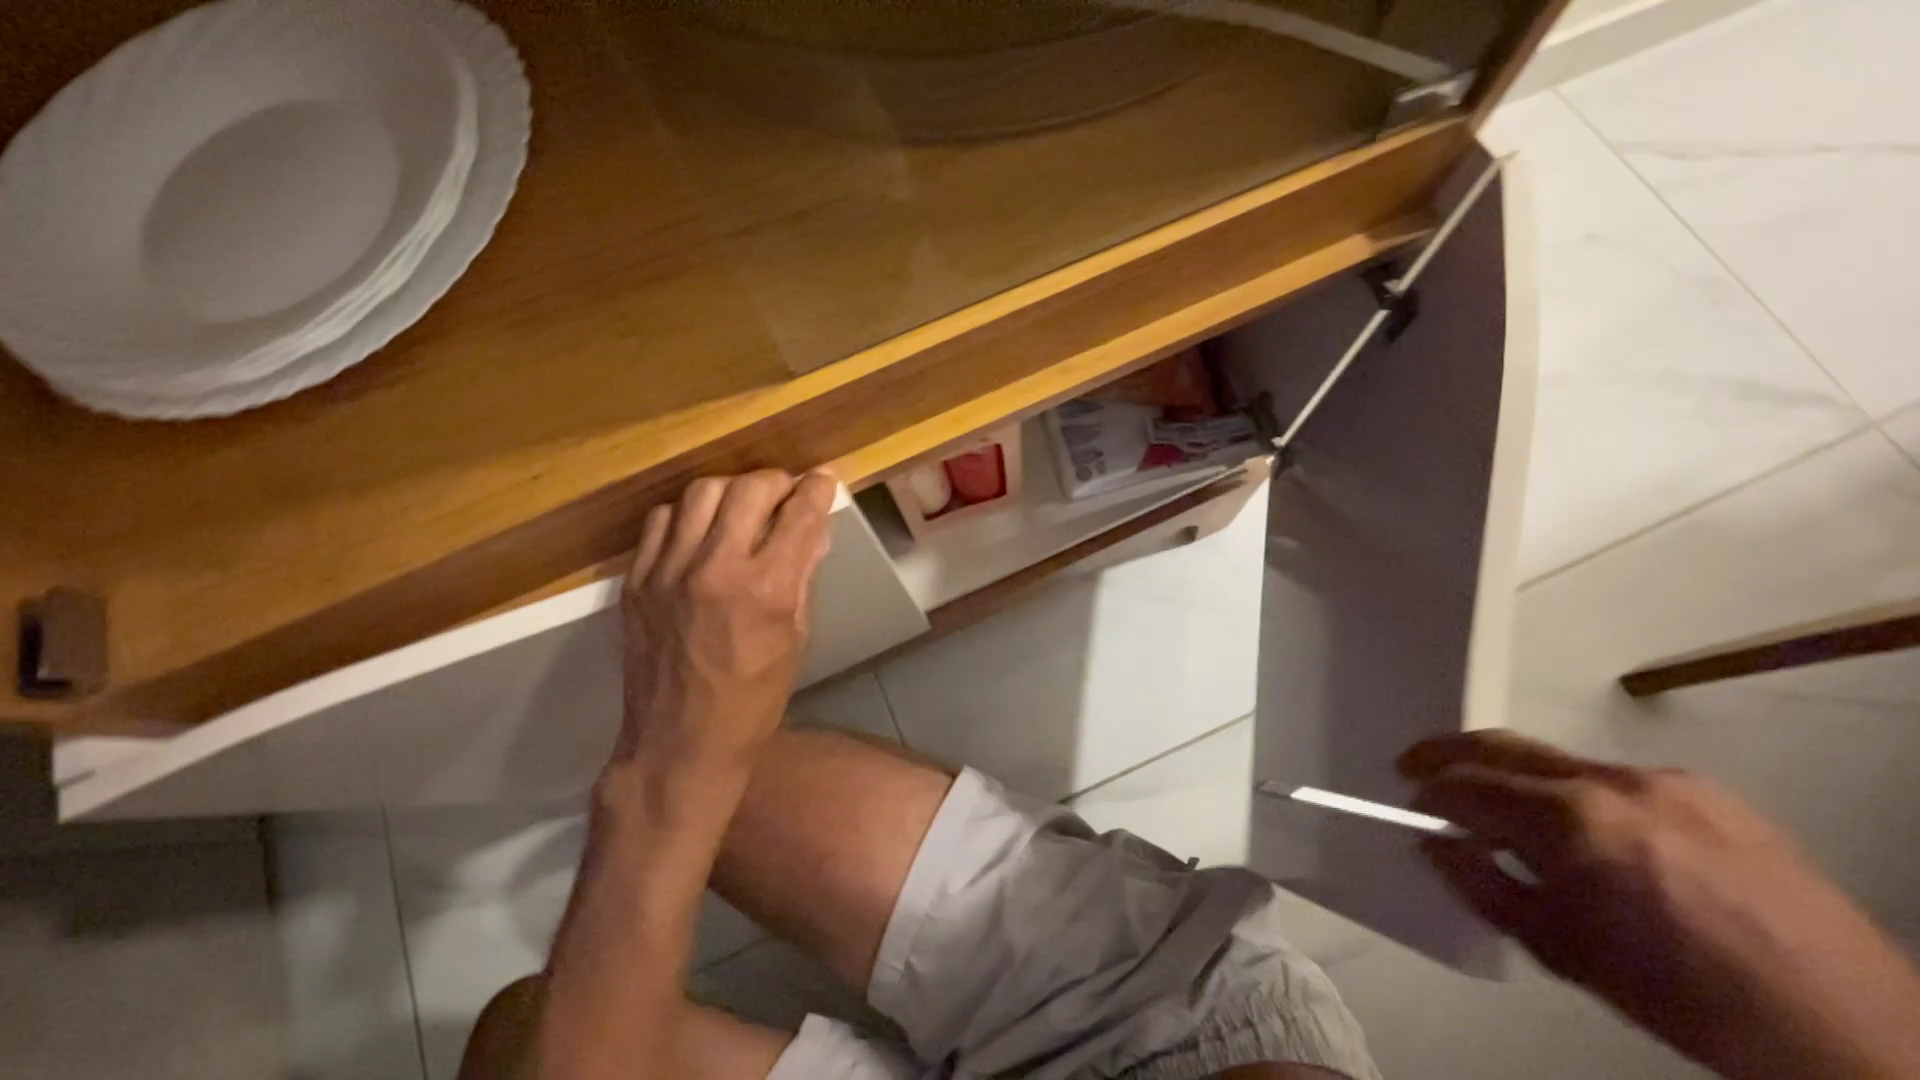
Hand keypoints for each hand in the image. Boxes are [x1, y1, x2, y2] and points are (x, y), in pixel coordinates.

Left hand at [615, 470, 835, 776]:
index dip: (817, 490)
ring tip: (743, 509)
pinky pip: (663, 519)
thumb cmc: (753, 701)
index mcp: (765, 590)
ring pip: (702, 492)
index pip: (799, 514)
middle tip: (787, 495)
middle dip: (777, 483)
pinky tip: (702, 531)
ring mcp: (668, 570)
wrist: (679, 742)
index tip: (823, 482)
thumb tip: (815, 532)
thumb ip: (803, 578)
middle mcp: (715, 568)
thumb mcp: (795, 640)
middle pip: (750, 488)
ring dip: (732, 491)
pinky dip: (689, 514)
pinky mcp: (637, 578)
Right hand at [1401, 731, 1919, 1079]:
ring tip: (1509, 816)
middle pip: (1507, 745)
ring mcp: (1666, 780)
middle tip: (1417, 767)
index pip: (1469, 784)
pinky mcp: (1710, 792)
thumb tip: (1438, 843)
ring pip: (1563, 762)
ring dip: (1522, 779)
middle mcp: (1612, 780)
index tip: (1410, 801)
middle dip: (1452, 753)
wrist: (1838, 1021)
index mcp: (1570, 820)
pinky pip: (1620, 781)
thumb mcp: (1559, 948)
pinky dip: (1583, 796)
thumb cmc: (1678, 994)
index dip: (1430, 790)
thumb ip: (1483, 883)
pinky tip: (1596, 839)